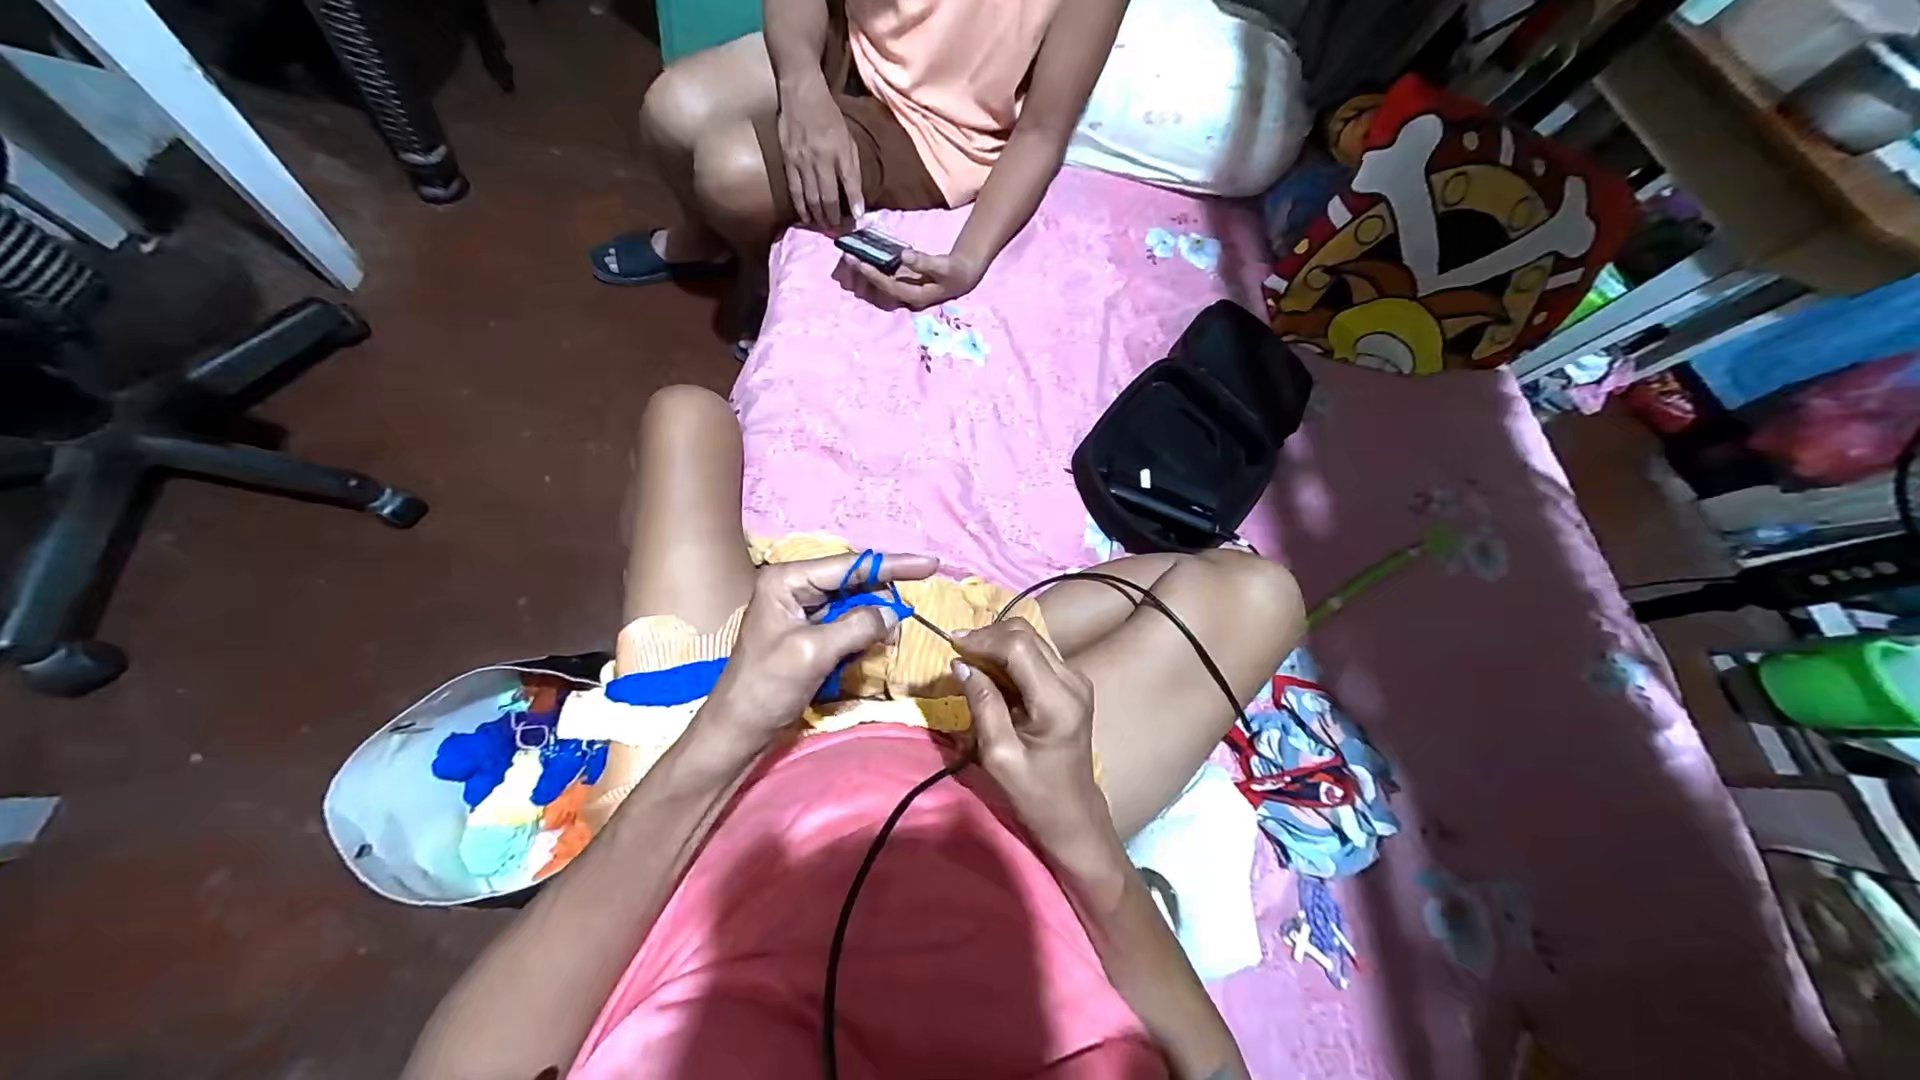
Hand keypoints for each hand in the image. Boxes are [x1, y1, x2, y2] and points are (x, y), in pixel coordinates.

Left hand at [701, 551, 938, 747]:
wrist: (739, 731)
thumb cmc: (766, 687)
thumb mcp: (813, 652)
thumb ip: (857, 626)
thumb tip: (892, 612)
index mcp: (786, 581)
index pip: (848, 565)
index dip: (893, 564)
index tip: (930, 564)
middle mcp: (795, 588)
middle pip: (854, 581)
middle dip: (885, 593)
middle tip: (913, 609)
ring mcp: (803, 612)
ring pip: (855, 604)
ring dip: (877, 618)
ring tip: (895, 633)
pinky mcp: (811, 635)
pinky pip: (849, 625)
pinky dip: (866, 634)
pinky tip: (878, 644)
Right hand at [777, 76, 862, 228]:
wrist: (801, 92)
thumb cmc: (830, 118)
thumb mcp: (848, 142)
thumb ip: (853, 172)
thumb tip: (857, 204)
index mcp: (840, 152)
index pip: (850, 186)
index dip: (854, 206)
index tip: (857, 221)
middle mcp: (821, 159)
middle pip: (828, 198)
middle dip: (834, 218)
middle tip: (838, 230)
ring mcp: (802, 161)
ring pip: (811, 198)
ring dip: (818, 217)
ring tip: (824, 227)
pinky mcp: (787, 161)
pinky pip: (794, 191)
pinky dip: (801, 208)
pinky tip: (806, 219)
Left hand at [845, 248, 984, 310]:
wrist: (962, 276)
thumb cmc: (954, 272)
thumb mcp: (942, 267)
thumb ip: (923, 262)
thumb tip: (903, 255)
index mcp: (914, 296)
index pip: (889, 286)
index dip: (873, 275)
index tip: (859, 263)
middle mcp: (906, 296)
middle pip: (880, 286)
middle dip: (863, 273)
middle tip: (847, 256)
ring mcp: (903, 289)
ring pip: (880, 282)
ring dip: (866, 270)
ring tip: (850, 255)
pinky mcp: (903, 281)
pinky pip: (885, 275)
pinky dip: (874, 266)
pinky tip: (865, 256)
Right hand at [951, 619, 1117, 869]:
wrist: (1072, 813)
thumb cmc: (1034, 793)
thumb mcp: (999, 755)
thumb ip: (982, 704)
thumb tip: (961, 664)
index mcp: (1058, 701)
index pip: (1018, 646)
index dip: (982, 639)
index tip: (951, 646)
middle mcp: (1073, 681)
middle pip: (1026, 634)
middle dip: (988, 636)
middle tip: (957, 653)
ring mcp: (1076, 679)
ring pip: (1031, 639)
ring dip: (997, 643)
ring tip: (970, 660)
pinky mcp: (1072, 682)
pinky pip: (1036, 652)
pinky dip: (1010, 653)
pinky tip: (991, 670)